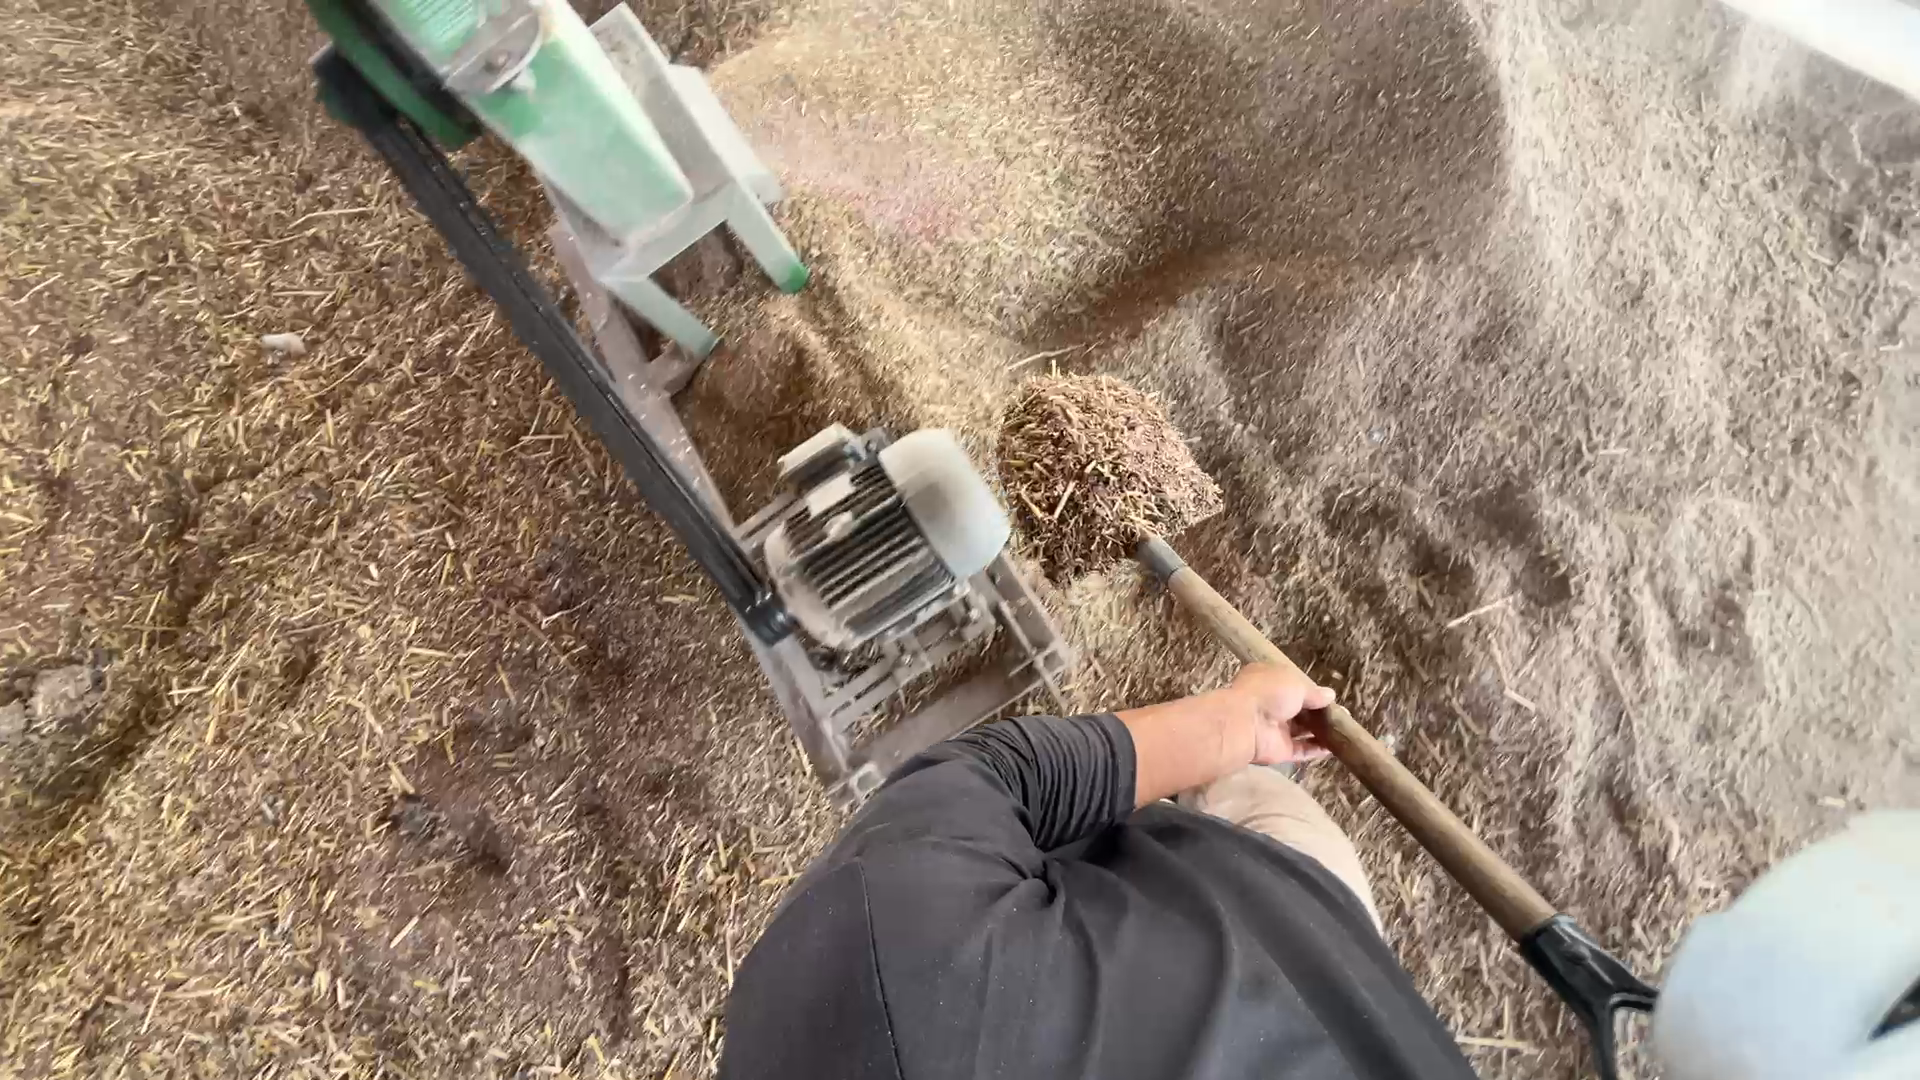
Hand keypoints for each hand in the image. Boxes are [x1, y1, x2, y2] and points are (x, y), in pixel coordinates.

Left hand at [1227, 663, 1336, 764]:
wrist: (1245, 723)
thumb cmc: (1268, 693)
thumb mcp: (1295, 683)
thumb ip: (1314, 692)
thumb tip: (1329, 695)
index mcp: (1267, 681)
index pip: (1289, 684)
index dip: (1308, 690)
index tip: (1328, 696)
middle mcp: (1269, 703)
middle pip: (1297, 708)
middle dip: (1318, 712)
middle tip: (1342, 715)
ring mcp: (1273, 728)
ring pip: (1300, 730)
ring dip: (1321, 730)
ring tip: (1344, 730)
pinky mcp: (1279, 749)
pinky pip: (1301, 749)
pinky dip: (1317, 749)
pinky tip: (1335, 748)